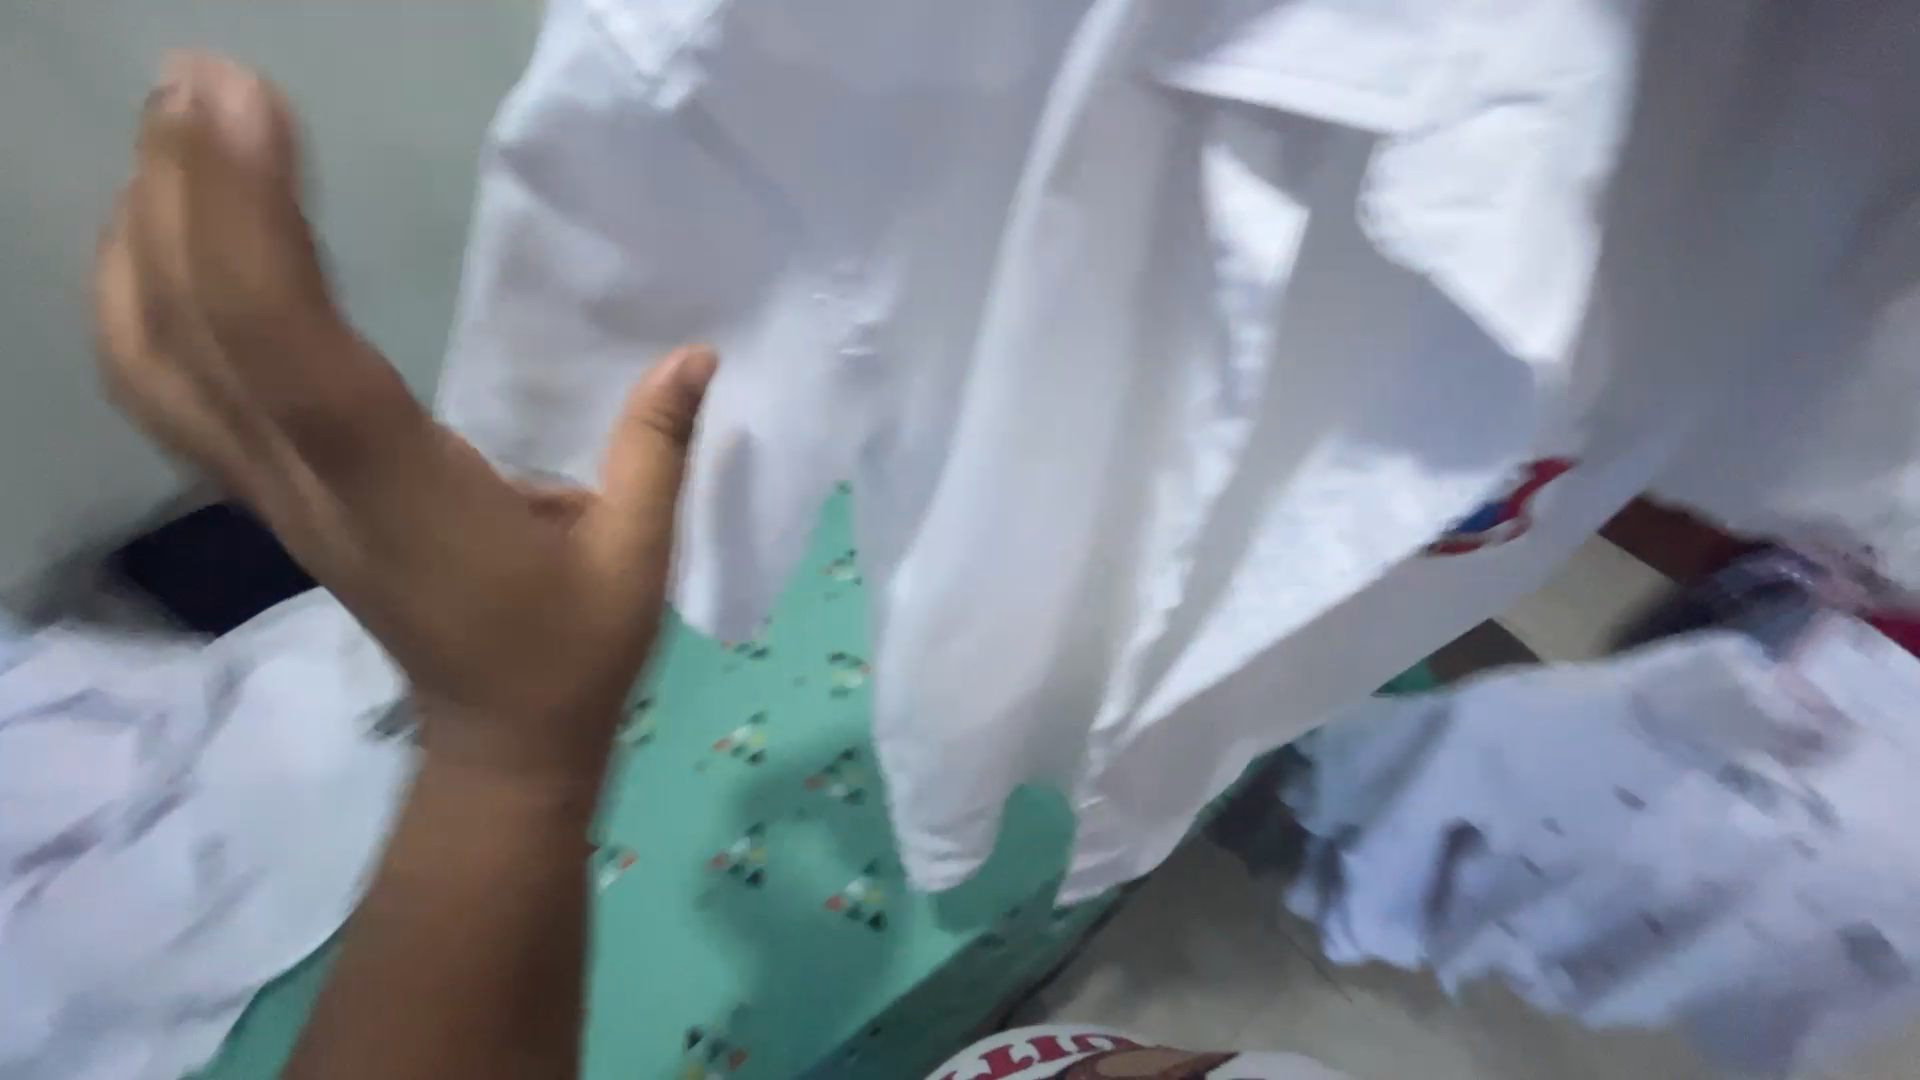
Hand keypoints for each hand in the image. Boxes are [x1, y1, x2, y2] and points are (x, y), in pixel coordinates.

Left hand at [95, 54, 715, 786]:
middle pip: (194, 334)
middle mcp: (314, 486)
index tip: (246, 107)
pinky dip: (149, 309)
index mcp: (405, 492)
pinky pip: (175, 395)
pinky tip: (176, 256)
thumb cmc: (574, 653)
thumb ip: (658, 450)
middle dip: (177, 193)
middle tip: (204, 85)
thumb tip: (693, 358)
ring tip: (180, 146)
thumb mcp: (638, 556)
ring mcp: (279, 498)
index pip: (295, 351)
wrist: (503, 738)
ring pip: (154, 363)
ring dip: (144, 243)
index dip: (250, 223)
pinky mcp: (279, 502)